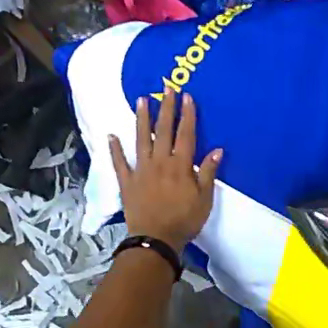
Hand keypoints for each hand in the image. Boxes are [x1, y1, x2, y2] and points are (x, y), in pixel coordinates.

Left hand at [110, 93, 222, 251]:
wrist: (155, 239)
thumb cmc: (184, 220)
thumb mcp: (204, 199)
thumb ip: (209, 173)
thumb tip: (217, 150)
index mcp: (180, 166)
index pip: (185, 134)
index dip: (187, 114)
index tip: (186, 96)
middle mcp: (160, 162)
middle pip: (164, 131)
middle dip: (166, 108)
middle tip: (166, 88)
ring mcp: (141, 170)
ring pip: (141, 139)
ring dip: (142, 119)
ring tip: (141, 100)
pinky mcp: (127, 182)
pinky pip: (119, 163)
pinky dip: (115, 149)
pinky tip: (111, 135)